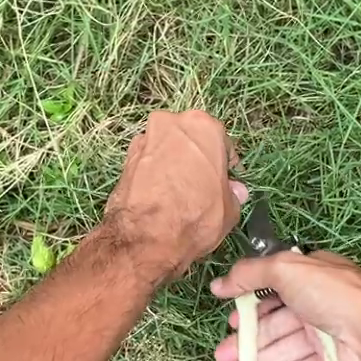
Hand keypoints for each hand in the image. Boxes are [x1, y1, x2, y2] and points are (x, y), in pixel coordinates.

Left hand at [99, 110, 247, 279]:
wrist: (148, 237)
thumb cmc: (196, 216)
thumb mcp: (229, 209)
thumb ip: (233, 193)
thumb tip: (235, 191)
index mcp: (203, 125)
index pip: (221, 143)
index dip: (224, 166)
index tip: (225, 182)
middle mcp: (171, 123)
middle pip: (190, 141)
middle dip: (196, 160)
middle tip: (202, 187)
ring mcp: (144, 140)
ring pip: (166, 151)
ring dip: (173, 167)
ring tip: (179, 196)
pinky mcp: (125, 160)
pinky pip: (147, 166)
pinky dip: (154, 177)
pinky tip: (160, 199)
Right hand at [209, 250, 360, 360]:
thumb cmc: (333, 295)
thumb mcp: (287, 269)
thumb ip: (250, 273)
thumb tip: (219, 284)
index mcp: (311, 276)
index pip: (273, 288)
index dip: (249, 304)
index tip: (229, 319)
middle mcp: (317, 303)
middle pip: (274, 324)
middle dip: (246, 341)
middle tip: (220, 356)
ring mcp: (324, 335)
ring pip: (281, 350)